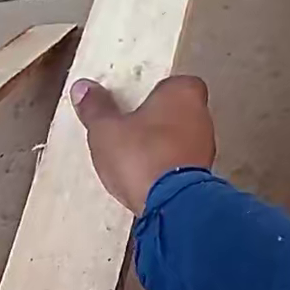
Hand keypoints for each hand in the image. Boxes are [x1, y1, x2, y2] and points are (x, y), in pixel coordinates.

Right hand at [69, 75, 215, 213]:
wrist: (170, 205)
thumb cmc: (141, 156)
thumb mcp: (106, 130)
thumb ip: (95, 108)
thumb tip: (83, 88)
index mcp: (184, 92)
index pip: (171, 83)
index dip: (152, 94)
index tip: (132, 106)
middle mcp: (202, 117)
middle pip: (177, 113)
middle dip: (157, 122)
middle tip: (130, 133)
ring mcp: (206, 149)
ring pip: (181, 141)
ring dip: (163, 148)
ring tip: (136, 161)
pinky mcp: (204, 178)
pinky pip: (182, 167)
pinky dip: (168, 170)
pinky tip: (149, 180)